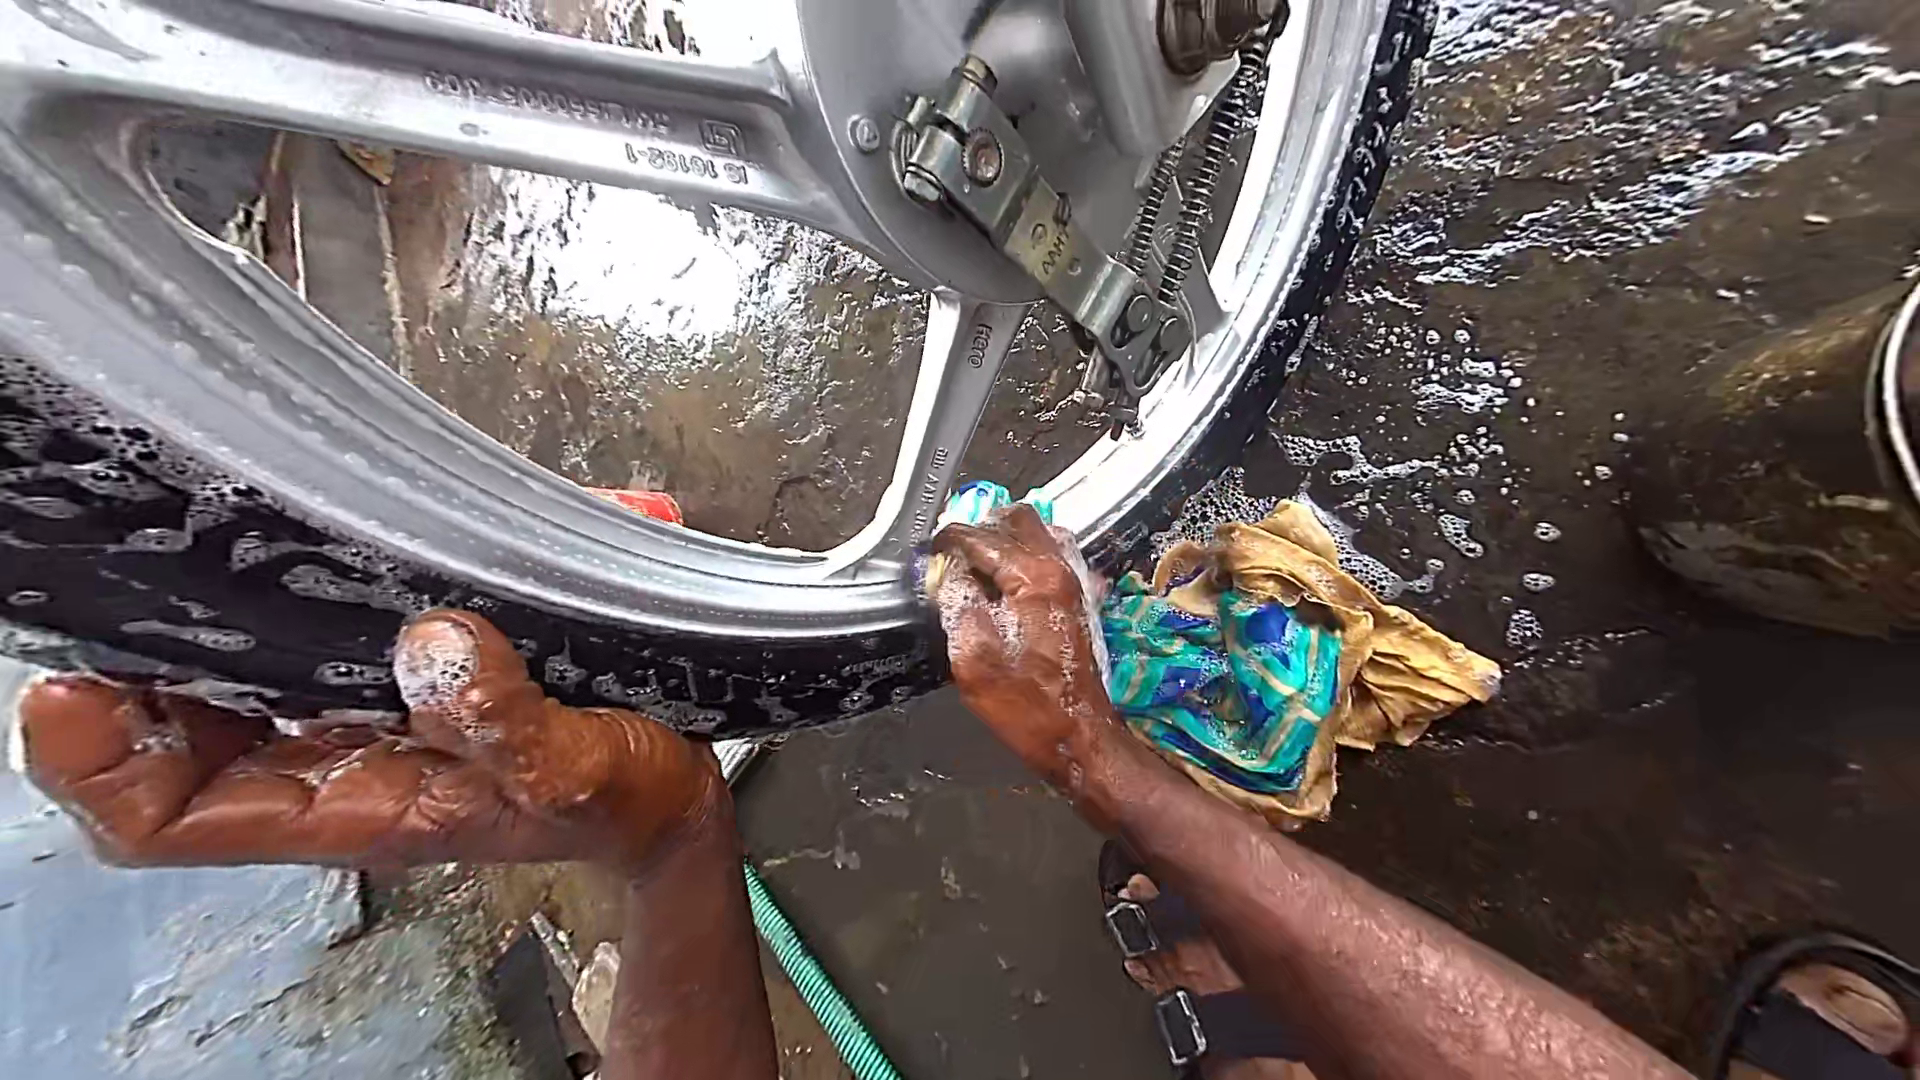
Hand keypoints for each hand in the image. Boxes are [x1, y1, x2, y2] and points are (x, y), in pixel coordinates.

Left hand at [18, 610, 725, 871]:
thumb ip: (503, 719)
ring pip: (298, 683)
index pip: (183, 818)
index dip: (107, 764)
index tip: (76, 682)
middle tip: (167, 583)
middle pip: (216, 736)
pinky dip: (370, 610)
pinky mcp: (463, 691)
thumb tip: (431, 638)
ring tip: (264, 558)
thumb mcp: (573, 769)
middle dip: (170, 671)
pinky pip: (385, 651)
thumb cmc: (626, 802)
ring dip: (270, 629)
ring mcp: (418, 726)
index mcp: (376, 808)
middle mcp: (375, 765)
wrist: (673, 796)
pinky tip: (397, 560)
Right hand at [930, 505, 1125, 802]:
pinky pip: (1051, 556)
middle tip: (953, 555)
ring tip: (976, 566)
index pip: (981, 537)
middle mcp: (1060, 570)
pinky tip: (1006, 583)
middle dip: (979, 530)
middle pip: (1017, 520)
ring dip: (1003, 540)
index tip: (930, 556)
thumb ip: (957, 604)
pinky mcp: (1077, 599)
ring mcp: (1074, 582)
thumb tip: (947, 574)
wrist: (1079, 736)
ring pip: (1037, 533)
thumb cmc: (1029, 706)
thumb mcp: (974, 659)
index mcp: (1034, 579)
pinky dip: (1025, 557)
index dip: (948, 543)